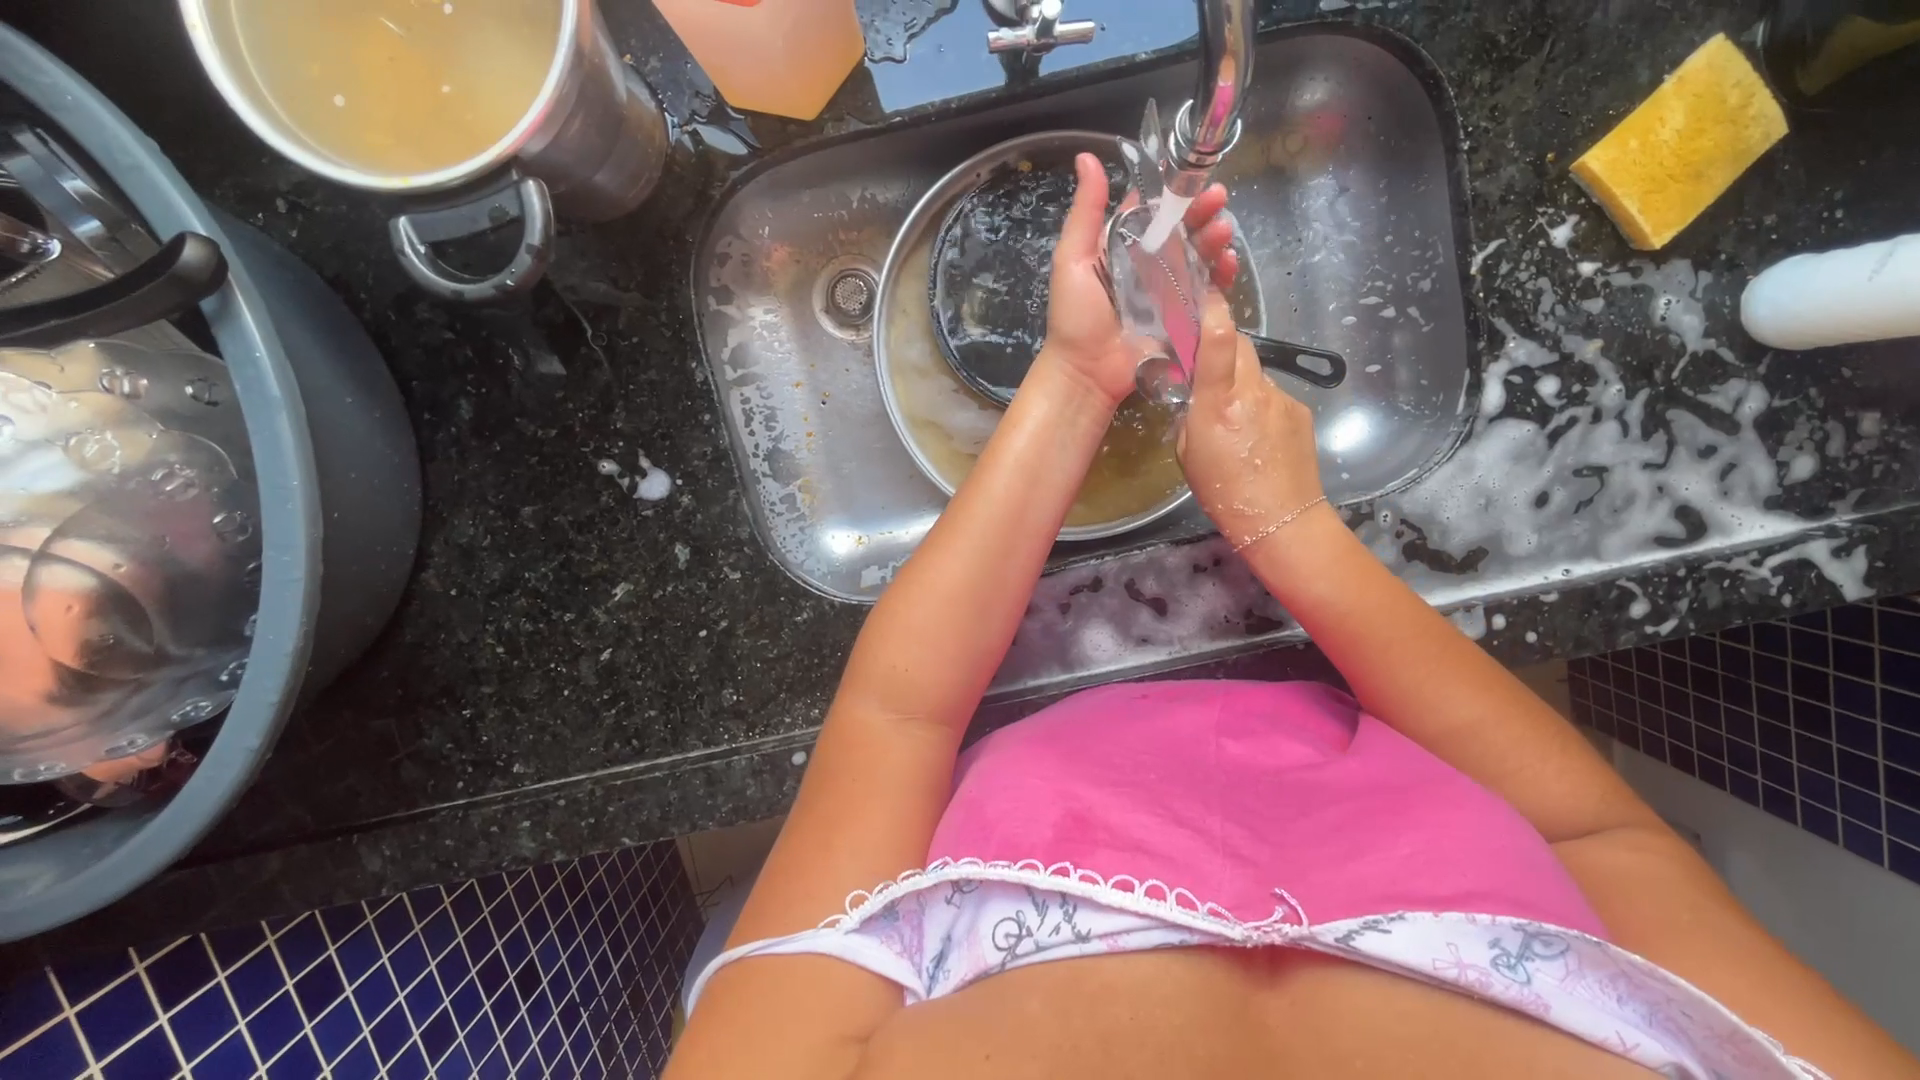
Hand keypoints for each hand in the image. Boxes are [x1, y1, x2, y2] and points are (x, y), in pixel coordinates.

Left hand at [1034, 152, 1239, 409]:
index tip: (1192, 176)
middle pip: (1182, 230)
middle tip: (1217, 199)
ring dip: (1215, 238)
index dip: (1173, 192)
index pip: (1153, 210)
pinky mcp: (1184, 317)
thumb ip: (1086, 212)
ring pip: (1200, 256)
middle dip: (1202, 212)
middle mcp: (1148, 265)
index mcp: (1122, 247)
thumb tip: (1087, 157)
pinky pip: (1208, 291)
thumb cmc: (1075, 318)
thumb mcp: (1072, 260)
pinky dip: (1222, 274)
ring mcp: (1168, 291)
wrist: (1086, 372)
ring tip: (1223, 231)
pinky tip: (1228, 261)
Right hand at [1177, 290, 1329, 549]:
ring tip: (1238, 426)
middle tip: (1212, 374)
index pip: (1219, 343)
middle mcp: (1253, 393)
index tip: (1208, 296)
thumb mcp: (1187, 455)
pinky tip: (1260, 439)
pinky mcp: (1300, 411)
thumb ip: (1189, 417)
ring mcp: (1282, 400)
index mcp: (1218, 405)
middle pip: (1242, 348)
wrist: (1282, 519)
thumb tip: (1196, 396)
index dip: (1213, 315)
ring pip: (1256, 375)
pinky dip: (1262, 408)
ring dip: (1243, 387)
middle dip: (1225, 350)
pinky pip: (1273, 397)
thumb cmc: (1224, 493)